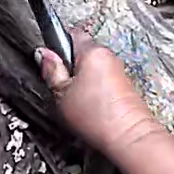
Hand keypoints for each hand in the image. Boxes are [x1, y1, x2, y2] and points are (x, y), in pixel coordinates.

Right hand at [37, 31, 162, 156]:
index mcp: (93, 51)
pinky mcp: (124, 88)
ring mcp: (118, 72)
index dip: (57, 45)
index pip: (70, 34)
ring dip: (81, 80)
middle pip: (81, 53)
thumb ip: (51, 70)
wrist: (129, 139)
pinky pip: (101, 82)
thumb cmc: (98, 117)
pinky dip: (93, 91)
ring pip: (91, 69)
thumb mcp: (61, 93)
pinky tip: (89, 107)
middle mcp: (108, 57)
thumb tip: (44, 55)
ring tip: (75, 100)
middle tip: (61, 86)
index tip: (50, 61)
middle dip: (69, 67)